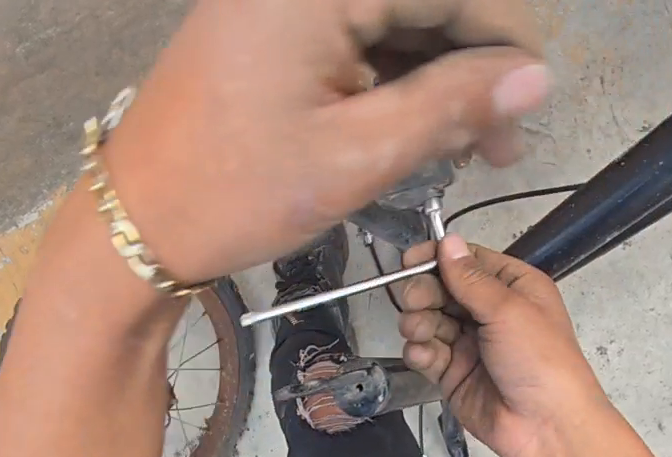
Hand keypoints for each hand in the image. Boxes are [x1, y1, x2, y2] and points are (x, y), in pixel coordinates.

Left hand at [98, 0, 550, 283]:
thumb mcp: (355, 156)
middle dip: (470, 64)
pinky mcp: (270, 26)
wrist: (139, 220)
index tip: (533, 100)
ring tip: (463, 146)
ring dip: (434, 77)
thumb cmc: (238, 194)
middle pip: (417, 1)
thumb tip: (532, 78)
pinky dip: (391, 81)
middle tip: (501, 141)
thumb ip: (448, 107)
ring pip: (389, 21)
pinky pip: (353, 37)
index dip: (503, 40)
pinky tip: (415, 127)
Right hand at [398, 233, 611, 456]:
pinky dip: (419, 351)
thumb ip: (471, 279)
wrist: (545, 425)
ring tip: (417, 329)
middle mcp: (490, 314)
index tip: (411, 260)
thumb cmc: (542, 362)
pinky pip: (427, 354)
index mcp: (513, 288)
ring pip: (431, 322)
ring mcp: (471, 345)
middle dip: (424, 292)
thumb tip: (448, 243)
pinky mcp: (454, 375)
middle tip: (413, 299)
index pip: (468, 262)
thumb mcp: (508, 309)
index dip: (438, 259)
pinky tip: (422, 353)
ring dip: (418, 322)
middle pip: (443, 291)